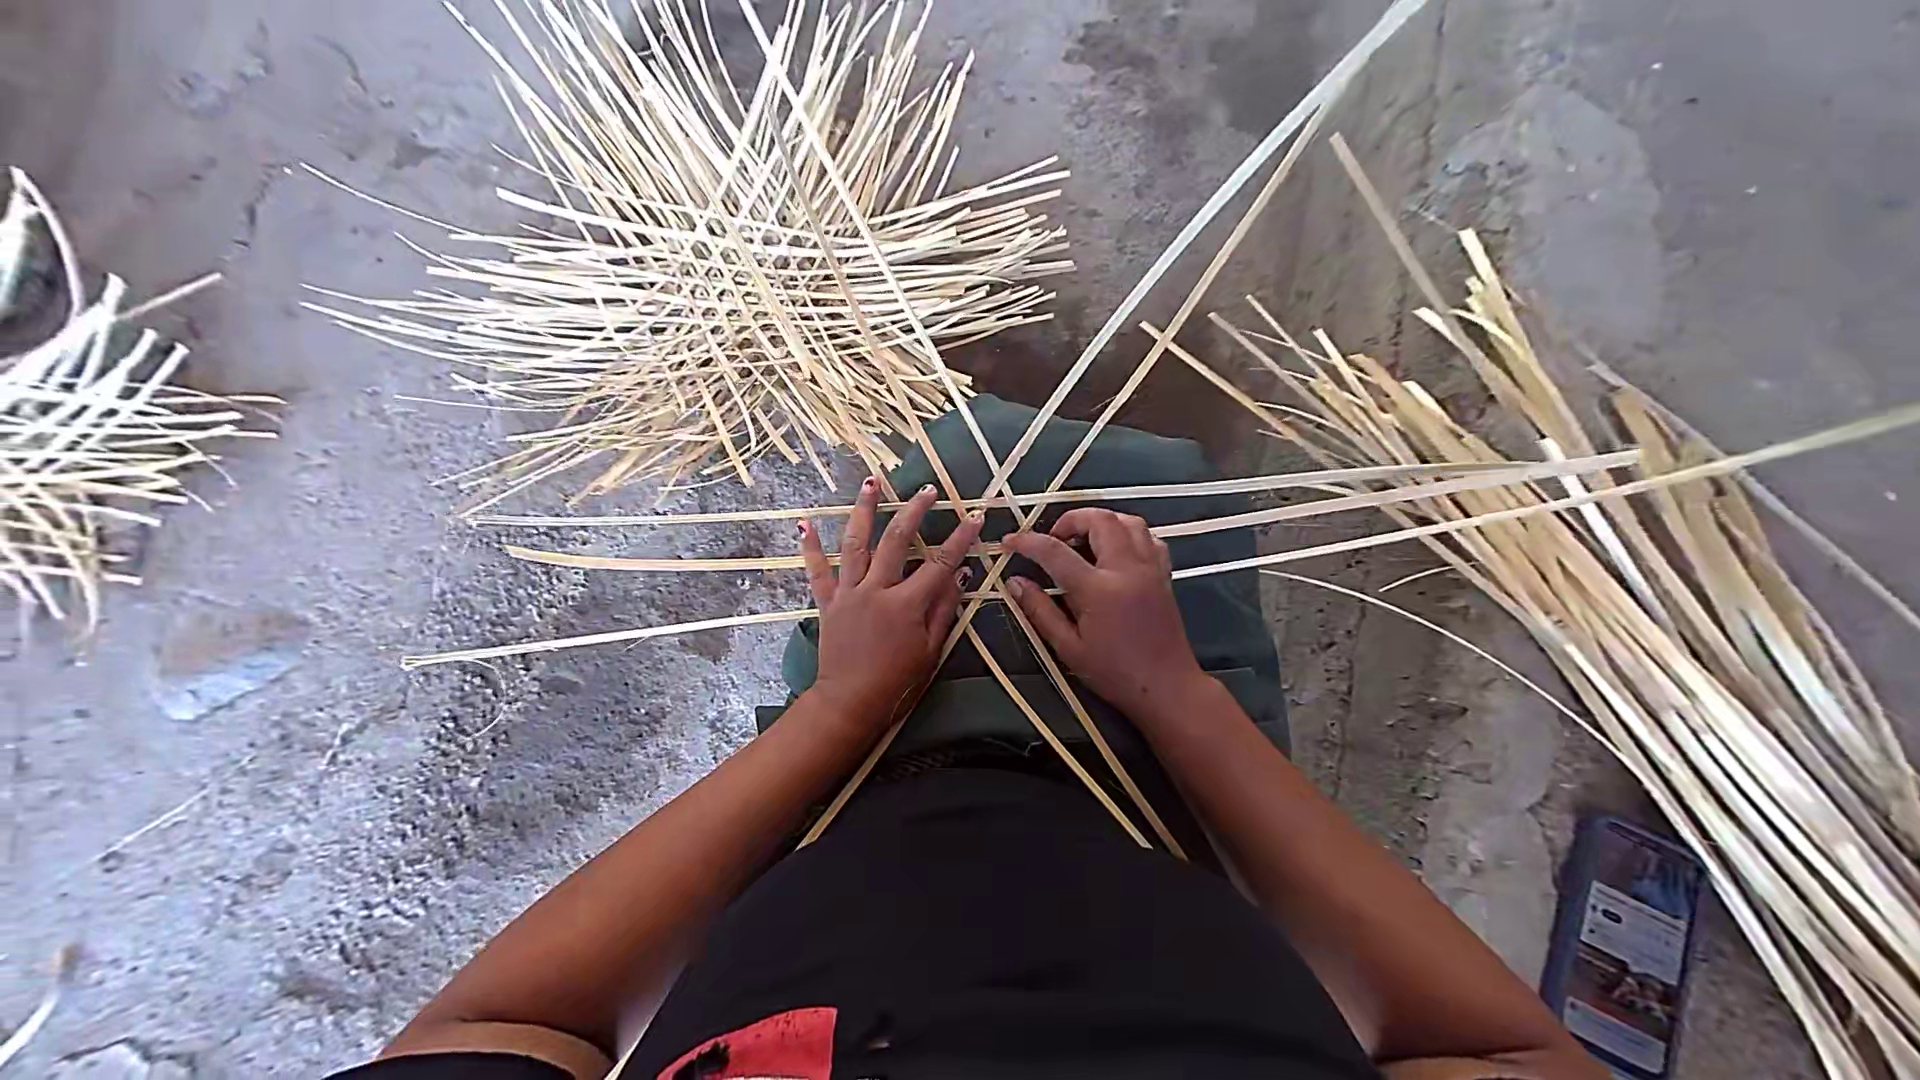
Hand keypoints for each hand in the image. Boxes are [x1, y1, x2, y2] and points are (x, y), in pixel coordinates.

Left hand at [798, 477, 983, 729]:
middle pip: (897, 540)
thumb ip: (945, 609)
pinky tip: (806, 523)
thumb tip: (961, 574)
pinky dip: (811, 547)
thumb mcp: (931, 649)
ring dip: (864, 510)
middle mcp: (876, 590)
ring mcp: (849, 593)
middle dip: (914, 510)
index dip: (961, 538)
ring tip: (871, 483)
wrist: (850, 702)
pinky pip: (818, 571)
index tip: (975, 516)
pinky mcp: (828, 602)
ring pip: (856, 543)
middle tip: (926, 490)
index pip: (941, 563)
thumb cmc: (898, 680)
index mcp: (906, 604)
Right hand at [1003, 508, 1208, 716]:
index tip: (1009, 542)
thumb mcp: (1068, 648)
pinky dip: (1128, 534)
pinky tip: (1114, 551)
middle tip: (1052, 539)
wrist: (1167, 687)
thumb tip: (1016, 583)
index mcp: (1098, 589)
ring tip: (1081, 540)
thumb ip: (1040, 611)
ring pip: (1128, 521)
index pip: (1055, 551)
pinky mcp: (1164, 575)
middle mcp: (1127, 569)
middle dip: (1070, 520)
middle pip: (1099, 520)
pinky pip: (1148, 538)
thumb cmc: (1114, 673)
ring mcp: (1150, 569)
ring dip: (1100, 521)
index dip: (1027, 542)